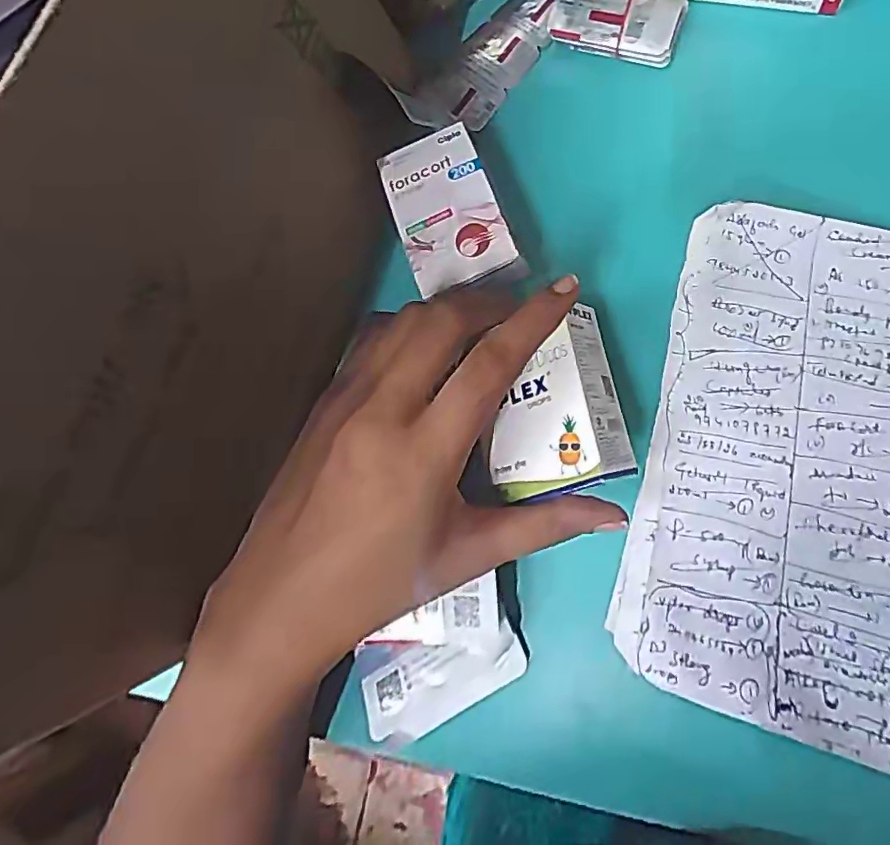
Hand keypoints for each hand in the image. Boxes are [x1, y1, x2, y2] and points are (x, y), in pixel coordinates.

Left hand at [188, 275, 626, 689]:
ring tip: (481, 319)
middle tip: (521, 307)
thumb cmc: (382, 584)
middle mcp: (383, 410)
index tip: (564, 288)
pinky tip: (426, 344)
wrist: (279, 601)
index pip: (490, 363)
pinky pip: (373, 340)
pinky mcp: (324, 401)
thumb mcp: (469, 555)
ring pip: (404, 322)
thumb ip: (545, 525)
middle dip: (490, 301)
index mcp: (425, 451)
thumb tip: (611, 515)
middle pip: (443, 322)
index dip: (534, 318)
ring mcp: (346, 399)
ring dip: (449, 308)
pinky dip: (410, 325)